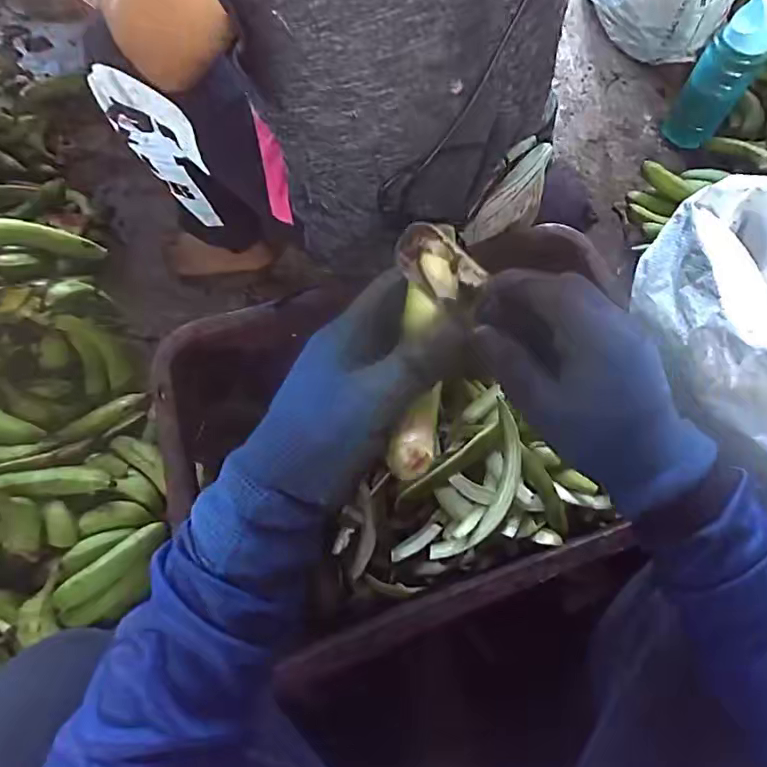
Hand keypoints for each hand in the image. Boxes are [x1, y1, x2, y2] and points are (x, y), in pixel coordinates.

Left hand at [223, 271, 458, 509]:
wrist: (279, 491)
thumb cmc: (325, 435)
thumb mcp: (378, 396)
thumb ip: (421, 358)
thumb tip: (468, 316)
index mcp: (349, 327)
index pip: (394, 282)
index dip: (432, 275)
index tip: (476, 283)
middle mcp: (350, 341)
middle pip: (402, 315)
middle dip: (442, 318)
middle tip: (487, 327)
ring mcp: (350, 371)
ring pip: (402, 347)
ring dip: (434, 351)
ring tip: (476, 359)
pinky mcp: (355, 400)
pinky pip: (395, 376)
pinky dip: (421, 379)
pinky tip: (446, 392)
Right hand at [475, 271, 715, 516]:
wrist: (657, 460)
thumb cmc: (594, 436)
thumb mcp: (542, 405)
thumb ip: (510, 362)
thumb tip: (478, 330)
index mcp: (590, 327)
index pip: (543, 286)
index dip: (508, 286)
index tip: (480, 297)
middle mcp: (612, 315)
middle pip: (564, 283)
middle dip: (526, 289)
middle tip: (496, 309)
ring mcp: (627, 324)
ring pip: (581, 293)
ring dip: (546, 298)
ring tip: (518, 320)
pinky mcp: (633, 337)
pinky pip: (594, 308)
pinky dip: (566, 311)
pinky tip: (550, 336)